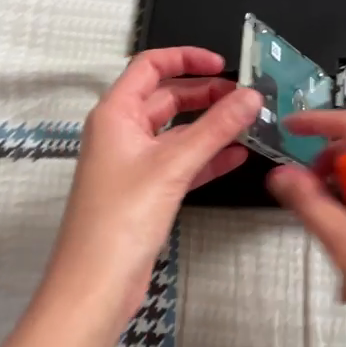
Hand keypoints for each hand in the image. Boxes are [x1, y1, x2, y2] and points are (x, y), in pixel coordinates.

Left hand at [0, 47, 259, 346]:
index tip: (222, 64)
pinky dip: (207, 155)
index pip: (151, 66)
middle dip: (206, 93)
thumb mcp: (173, 164)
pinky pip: (181, 160)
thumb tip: (250, 97)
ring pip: (177, 129)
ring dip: (210, 124)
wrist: (94, 288)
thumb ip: (217, 127)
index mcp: (115, 114)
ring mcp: (133, 162)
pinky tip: (236, 155)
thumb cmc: (118, 221)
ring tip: (248, 121)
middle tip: (244, 97)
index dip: (186, 58)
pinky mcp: (145, 190)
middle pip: (167, 96)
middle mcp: (121, 132)